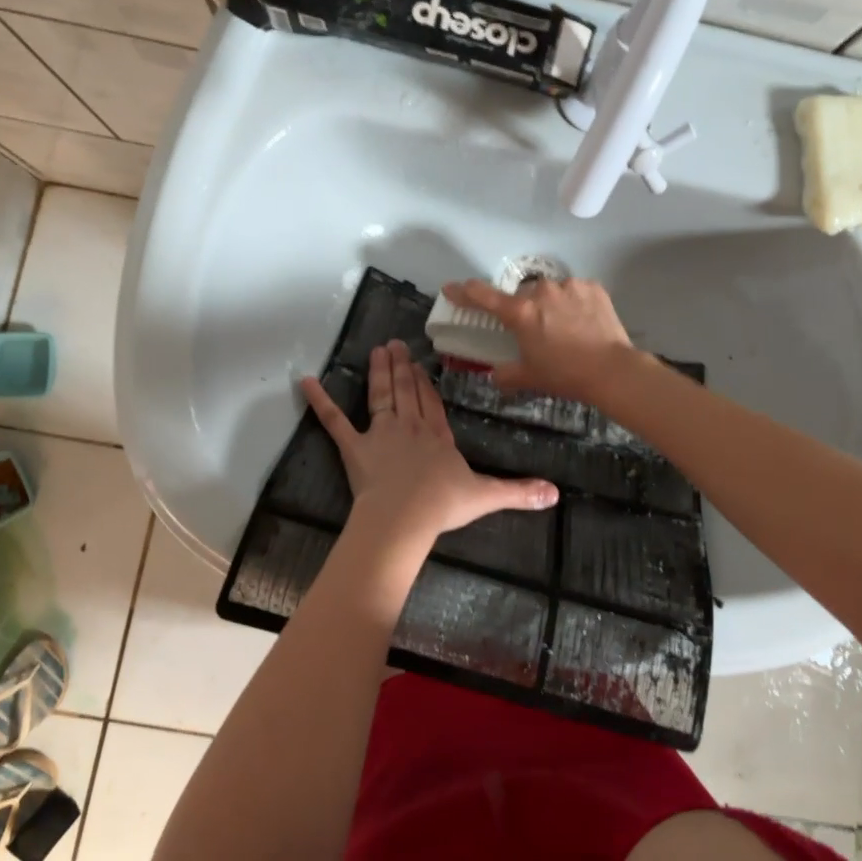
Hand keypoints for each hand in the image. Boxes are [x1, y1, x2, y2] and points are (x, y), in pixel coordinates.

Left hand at [300, 339, 556, 547]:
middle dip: (401, 368)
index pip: (431, 404)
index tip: (420, 364)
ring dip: (378, 372)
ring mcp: (381, 434)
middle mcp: (410, 428)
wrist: (404, 517)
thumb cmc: (442, 506)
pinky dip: (320, 401)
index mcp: (437, 436)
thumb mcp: (486, 497)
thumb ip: (518, 492)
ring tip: (377, 350)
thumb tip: (556, 494)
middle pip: (406, 393)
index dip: (425, 384)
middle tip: (395, 344)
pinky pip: (334, 421)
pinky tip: (305, 381)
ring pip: (381, 396)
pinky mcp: (354, 447)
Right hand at [441, 278, 638, 402]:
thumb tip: (495, 374)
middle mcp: (541, 292)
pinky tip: (583, 323)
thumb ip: (505, 374)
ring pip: (551, 293)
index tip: (452, 288)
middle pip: (523, 297)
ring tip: (565, 330)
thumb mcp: (529, 377)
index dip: (464, 292)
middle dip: (525, 311)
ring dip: (551, 306)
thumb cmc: (565, 374)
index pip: (483, 296)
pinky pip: (575, 292)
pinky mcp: (592, 287)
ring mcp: (569, 286)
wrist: (612, 370)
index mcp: (520, 313)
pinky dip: (575, 304)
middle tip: (536, 333)